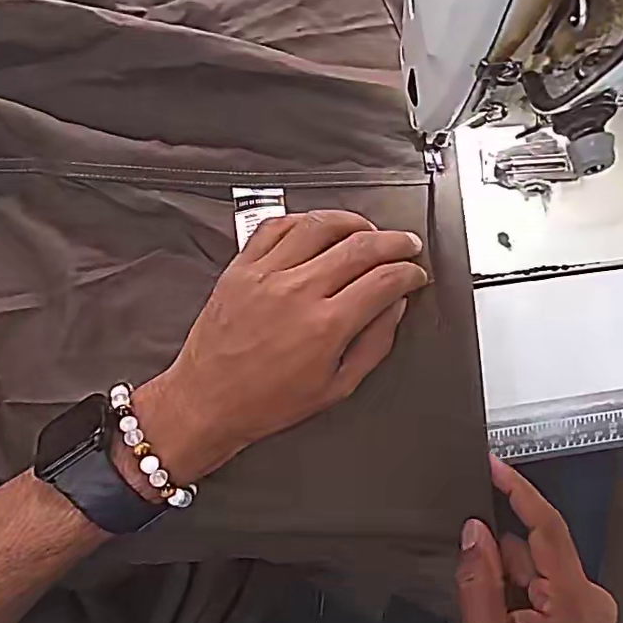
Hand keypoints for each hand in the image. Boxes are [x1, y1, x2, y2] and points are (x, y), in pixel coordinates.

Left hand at [132, 210, 430, 485]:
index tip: (415, 274)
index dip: (409, 272)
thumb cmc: (266, 402)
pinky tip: (316, 226)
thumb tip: (393, 309)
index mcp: (325, 326)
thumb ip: (373, 344)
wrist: (207, 401)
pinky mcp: (241, 268)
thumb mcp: (336, 388)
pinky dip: (303, 219)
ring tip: (367, 229)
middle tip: (406, 245)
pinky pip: (275, 226)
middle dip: (395, 242)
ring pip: (320, 225)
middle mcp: (297, 292)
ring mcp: (266, 275)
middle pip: (360, 246)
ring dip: (354, 221)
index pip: (384, 280)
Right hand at [458, 456, 618, 622]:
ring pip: (536, 572)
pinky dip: (518, 597)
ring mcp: (593, 611)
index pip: (547, 527)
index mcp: (573, 600)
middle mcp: (592, 598)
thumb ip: (478, 582)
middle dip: (498, 561)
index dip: (519, 491)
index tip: (492, 464)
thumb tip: (474, 530)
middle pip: (535, 552)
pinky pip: (544, 589)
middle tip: (471, 593)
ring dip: (506, 585)